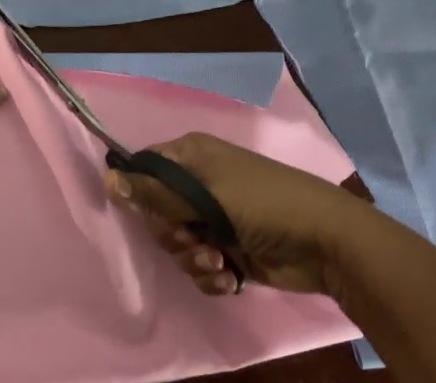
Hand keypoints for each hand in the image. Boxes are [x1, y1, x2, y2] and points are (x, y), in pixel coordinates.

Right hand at [106, 132, 373, 296]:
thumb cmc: (264, 205)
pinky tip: (227, 278)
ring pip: (176, 243)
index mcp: (190, 158)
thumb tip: (107, 178)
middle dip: (169, 232)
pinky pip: (198, 266)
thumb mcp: (206, 196)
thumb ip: (155, 193)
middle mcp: (197, 186)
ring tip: (216, 262)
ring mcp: (214, 220)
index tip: (142, 211)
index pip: (143, 169)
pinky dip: (209, 275)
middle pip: (155, 211)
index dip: (138, 191)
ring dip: (190, 258)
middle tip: (191, 237)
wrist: (329, 244)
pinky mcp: (229, 251)